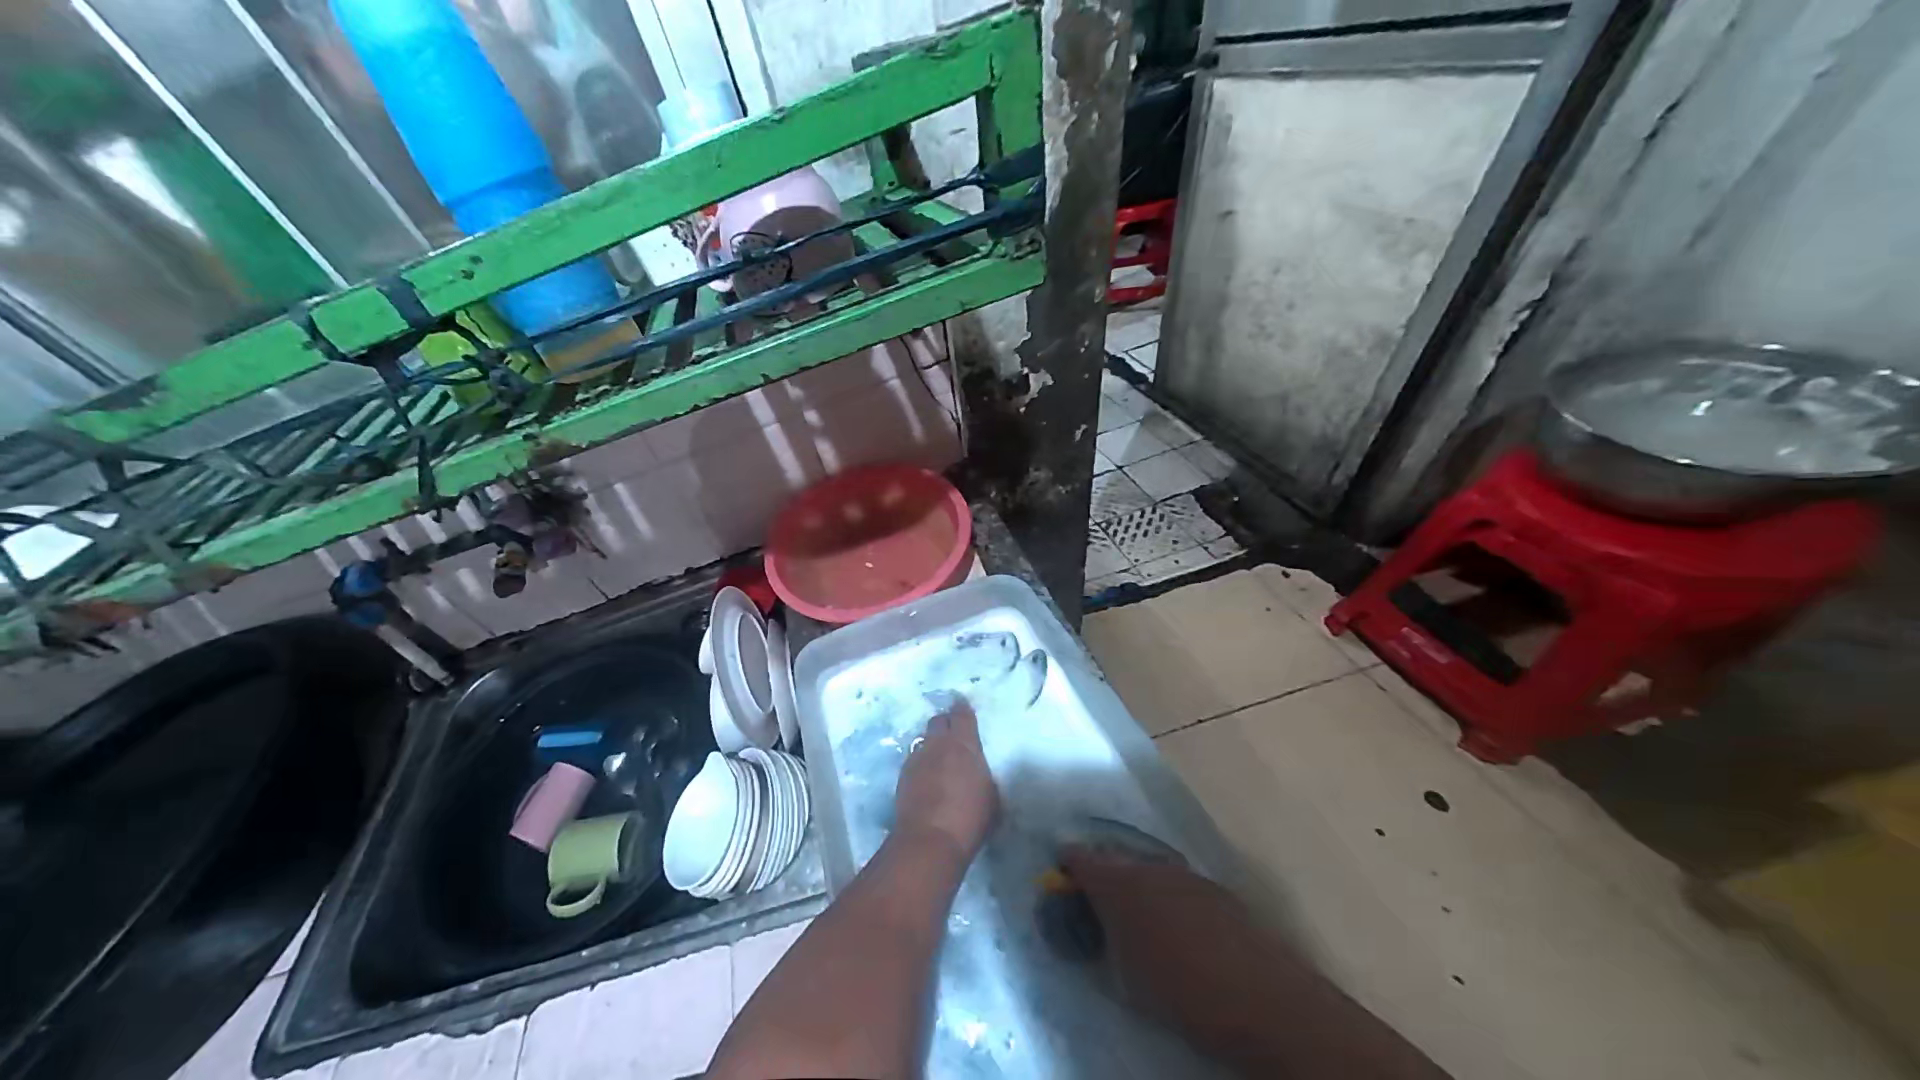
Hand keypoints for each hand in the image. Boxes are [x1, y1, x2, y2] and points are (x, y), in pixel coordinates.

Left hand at [893, 699, 997, 861]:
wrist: (930, 839)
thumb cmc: (970, 817)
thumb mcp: (991, 795)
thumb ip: (983, 774)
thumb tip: (977, 771)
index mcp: (964, 744)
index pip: (962, 715)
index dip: (963, 709)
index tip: (963, 705)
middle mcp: (937, 744)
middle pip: (938, 721)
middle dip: (945, 722)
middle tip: (952, 731)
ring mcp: (916, 758)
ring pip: (924, 740)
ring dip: (932, 743)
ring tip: (939, 755)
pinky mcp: (902, 776)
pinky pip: (914, 759)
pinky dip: (922, 762)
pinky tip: (927, 775)